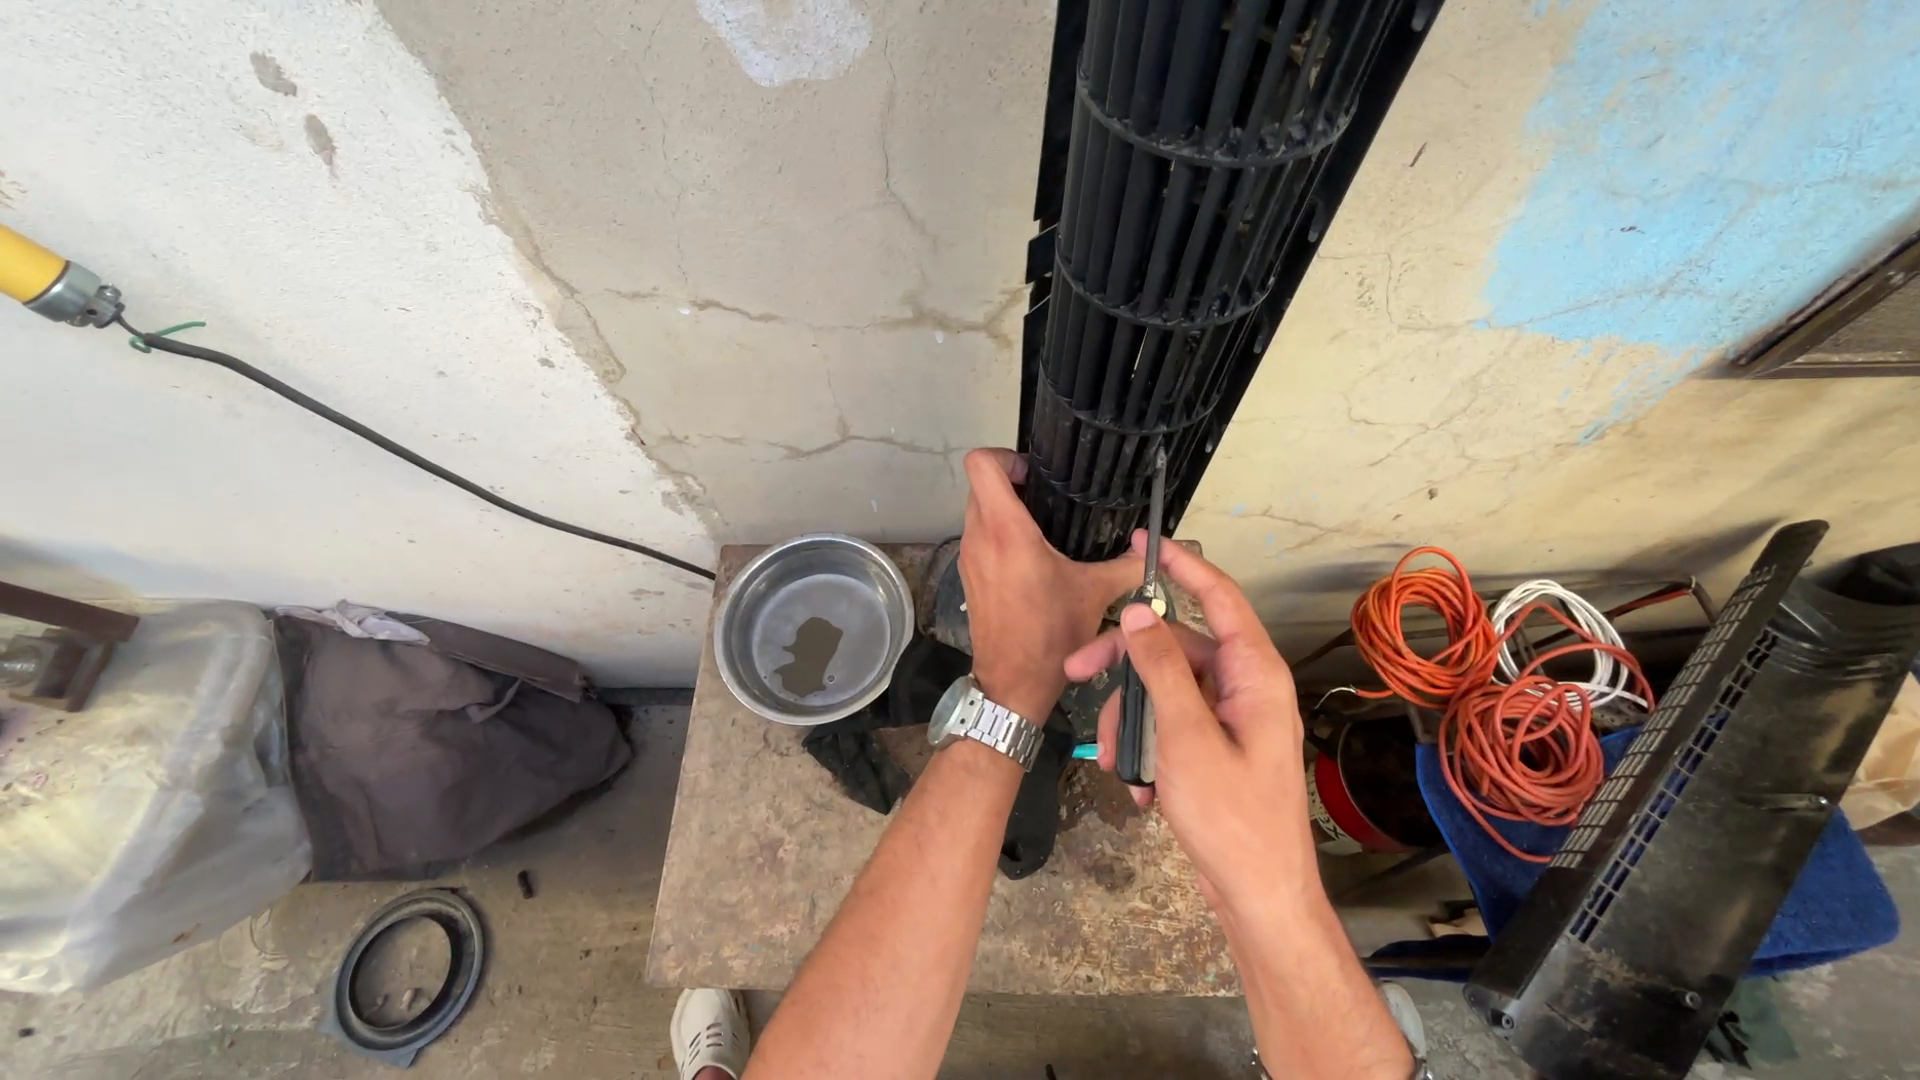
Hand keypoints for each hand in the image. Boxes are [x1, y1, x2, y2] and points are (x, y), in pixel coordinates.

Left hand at [958, 449, 1141, 721]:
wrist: (1013, 684)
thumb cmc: (1051, 635)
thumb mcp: (1096, 594)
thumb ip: (1127, 565)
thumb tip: (1153, 550)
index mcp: (1006, 531)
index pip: (982, 464)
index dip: (1007, 457)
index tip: (1036, 474)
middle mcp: (979, 537)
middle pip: (979, 484)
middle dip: (1010, 482)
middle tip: (1046, 497)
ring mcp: (968, 557)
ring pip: (976, 511)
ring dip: (1003, 508)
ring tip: (1042, 525)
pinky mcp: (967, 575)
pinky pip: (977, 537)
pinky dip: (997, 534)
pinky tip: (1029, 555)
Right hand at [1064, 532, 1317, 916]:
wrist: (1257, 895)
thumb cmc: (1231, 817)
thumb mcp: (1186, 737)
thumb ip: (1161, 670)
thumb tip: (1137, 615)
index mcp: (1254, 674)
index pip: (1218, 598)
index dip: (1182, 564)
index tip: (1143, 542)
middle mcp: (1244, 687)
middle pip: (1173, 648)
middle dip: (1125, 665)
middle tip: (1075, 672)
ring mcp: (1229, 718)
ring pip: (1163, 689)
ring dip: (1131, 720)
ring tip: (1119, 763)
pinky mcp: (1212, 746)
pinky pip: (1168, 724)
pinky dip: (1146, 746)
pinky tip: (1140, 786)